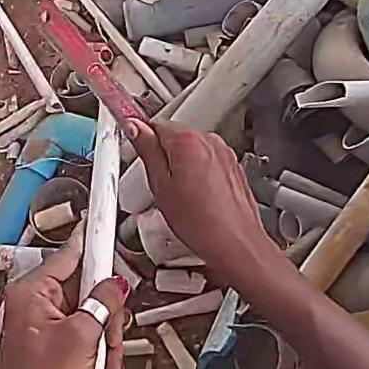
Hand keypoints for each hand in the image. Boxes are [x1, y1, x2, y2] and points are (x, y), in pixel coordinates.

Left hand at [0, 233, 127, 368]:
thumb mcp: (81, 340)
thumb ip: (102, 303)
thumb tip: (115, 282)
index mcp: (30, 293)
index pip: (70, 252)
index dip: (95, 239)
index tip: (105, 211)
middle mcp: (33, 302)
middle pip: (86, 282)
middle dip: (107, 310)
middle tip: (111, 334)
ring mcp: (43, 321)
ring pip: (92, 307)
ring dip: (107, 332)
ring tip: (105, 360)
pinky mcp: (54, 338)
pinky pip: (86, 326)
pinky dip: (100, 343)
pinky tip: (102, 365)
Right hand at [125, 119, 284, 282]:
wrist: (235, 244)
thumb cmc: (202, 223)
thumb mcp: (160, 187)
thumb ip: (146, 151)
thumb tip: (135, 129)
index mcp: (188, 141)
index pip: (155, 124)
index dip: (140, 137)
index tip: (133, 145)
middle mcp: (209, 141)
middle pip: (174, 136)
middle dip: (162, 154)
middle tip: (157, 182)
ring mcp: (224, 153)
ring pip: (191, 149)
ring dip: (181, 164)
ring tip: (178, 194)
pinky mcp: (233, 166)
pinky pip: (207, 161)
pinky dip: (198, 173)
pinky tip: (195, 198)